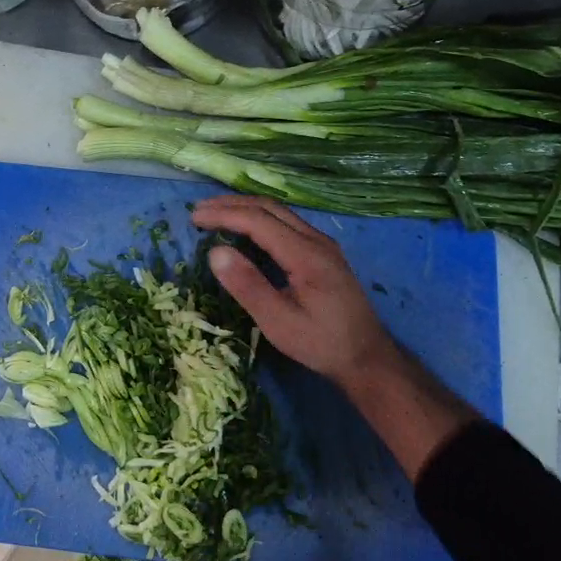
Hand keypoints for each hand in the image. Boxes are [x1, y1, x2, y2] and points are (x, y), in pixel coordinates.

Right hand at [191, 195, 474, 477]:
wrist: (366, 356)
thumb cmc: (321, 343)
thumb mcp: (279, 322)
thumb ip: (248, 286)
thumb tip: (215, 252)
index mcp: (306, 254)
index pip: (258, 221)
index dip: (224, 215)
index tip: (194, 218)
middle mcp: (316, 241)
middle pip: (269, 208)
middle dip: (232, 204)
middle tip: (198, 211)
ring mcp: (323, 245)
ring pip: (280, 213)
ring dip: (246, 209)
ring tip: (215, 214)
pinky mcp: (323, 254)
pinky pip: (287, 224)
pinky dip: (260, 219)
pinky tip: (246, 230)